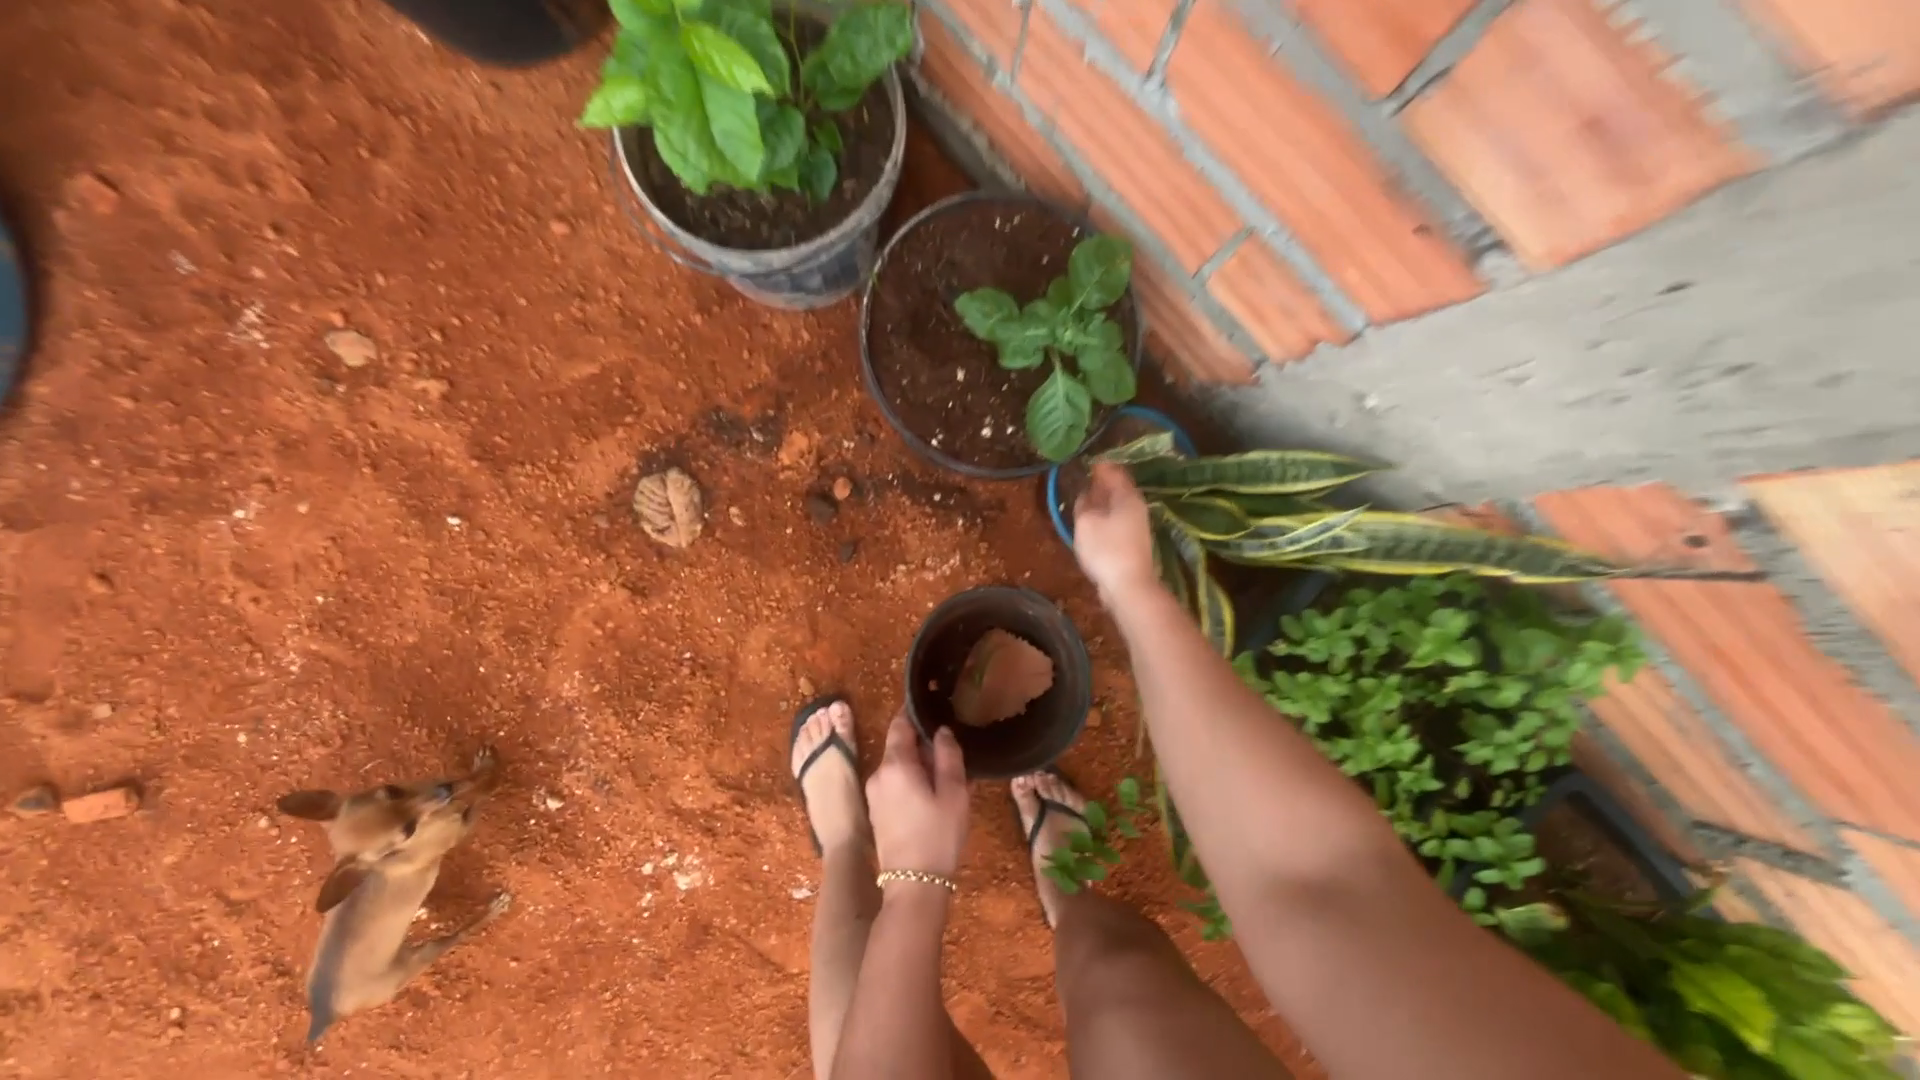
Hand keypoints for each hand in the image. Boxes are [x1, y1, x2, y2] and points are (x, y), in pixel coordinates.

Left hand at [866, 710, 969, 877]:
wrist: (913, 886)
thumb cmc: (938, 835)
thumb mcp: (954, 792)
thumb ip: (948, 756)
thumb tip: (941, 732)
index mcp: (895, 765)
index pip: (900, 725)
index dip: (915, 714)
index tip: (934, 710)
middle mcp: (878, 775)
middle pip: (899, 747)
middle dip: (922, 745)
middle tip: (951, 752)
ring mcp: (873, 795)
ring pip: (897, 768)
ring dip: (918, 766)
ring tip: (947, 779)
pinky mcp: (876, 813)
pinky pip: (894, 785)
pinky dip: (910, 783)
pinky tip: (932, 798)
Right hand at [1073, 463, 1156, 599]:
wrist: (1129, 586)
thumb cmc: (1106, 550)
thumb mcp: (1086, 523)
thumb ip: (1084, 504)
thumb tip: (1085, 493)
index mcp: (1127, 496)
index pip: (1113, 471)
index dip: (1098, 466)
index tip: (1083, 464)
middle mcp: (1136, 507)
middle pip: (1118, 488)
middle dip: (1100, 484)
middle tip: (1081, 481)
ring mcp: (1138, 526)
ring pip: (1118, 505)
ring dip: (1102, 502)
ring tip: (1084, 502)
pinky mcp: (1134, 542)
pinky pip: (1118, 521)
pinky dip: (1105, 517)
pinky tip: (1093, 524)